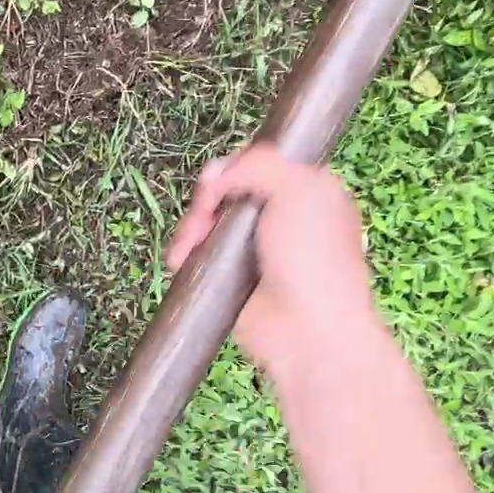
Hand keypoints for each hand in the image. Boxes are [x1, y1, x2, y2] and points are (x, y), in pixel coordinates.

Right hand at [163, 143, 379, 380]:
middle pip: (223, 193)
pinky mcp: (227, 275)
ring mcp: (250, 248)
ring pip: (205, 221)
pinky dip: (184, 252)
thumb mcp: (300, 190)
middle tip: (203, 216)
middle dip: (205, 202)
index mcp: (305, 191)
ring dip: (190, 228)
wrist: (306, 328)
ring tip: (186, 248)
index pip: (255, 165)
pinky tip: (180, 260)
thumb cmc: (312, 257)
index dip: (231, 169)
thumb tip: (217, 173)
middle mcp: (277, 217)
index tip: (219, 183)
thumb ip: (259, 165)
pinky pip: (196, 253)